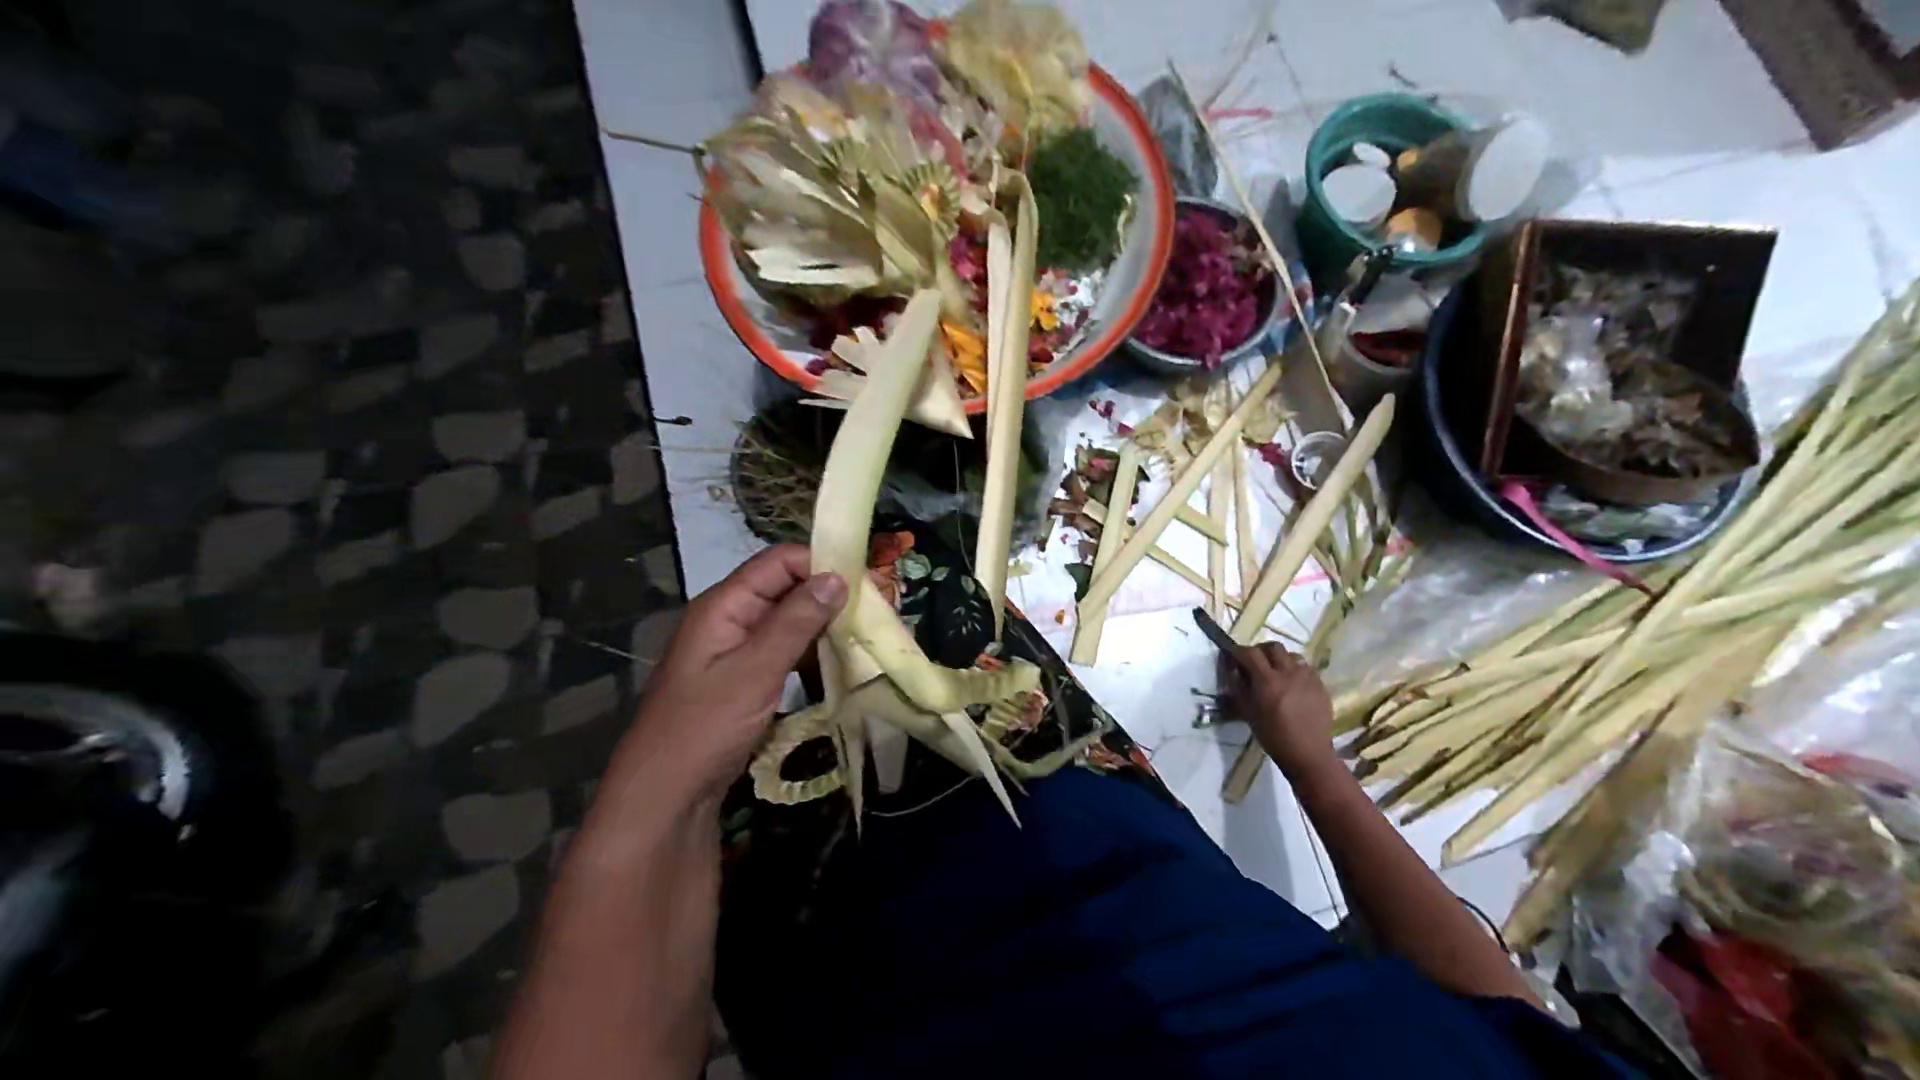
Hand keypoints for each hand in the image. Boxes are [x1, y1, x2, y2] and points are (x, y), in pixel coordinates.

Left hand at [614, 546, 846, 809]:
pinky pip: (787, 652)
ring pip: (791, 621)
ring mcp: (739, 649)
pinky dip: (814, 653)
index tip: (868, 580)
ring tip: (869, 634)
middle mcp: (733, 618)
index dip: (822, 563)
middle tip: (880, 609)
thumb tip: (837, 577)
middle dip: (832, 595)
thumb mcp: (755, 671)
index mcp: (726, 605)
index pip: (780, 562)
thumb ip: (796, 622)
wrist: (665, 797)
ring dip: (827, 626)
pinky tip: (841, 664)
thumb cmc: (705, 728)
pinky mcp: (748, 678)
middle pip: (788, 588)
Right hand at [1221, 642, 1336, 779]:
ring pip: (1292, 655)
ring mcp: (1307, 677)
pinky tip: (1293, 684)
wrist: (1308, 752)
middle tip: (1255, 662)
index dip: (1238, 651)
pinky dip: (1296, 670)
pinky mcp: (1320, 685)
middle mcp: (1288, 673)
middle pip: (1273, 647)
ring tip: (1276, 672)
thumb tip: (1233, 670)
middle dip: (1260, 650)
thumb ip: (1238, 687)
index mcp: (1267, 681)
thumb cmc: (1272, 735)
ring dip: (1280, 659)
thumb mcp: (1247, 712)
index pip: (1249, 653)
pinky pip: (1306, 668)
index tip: (1233, 657)